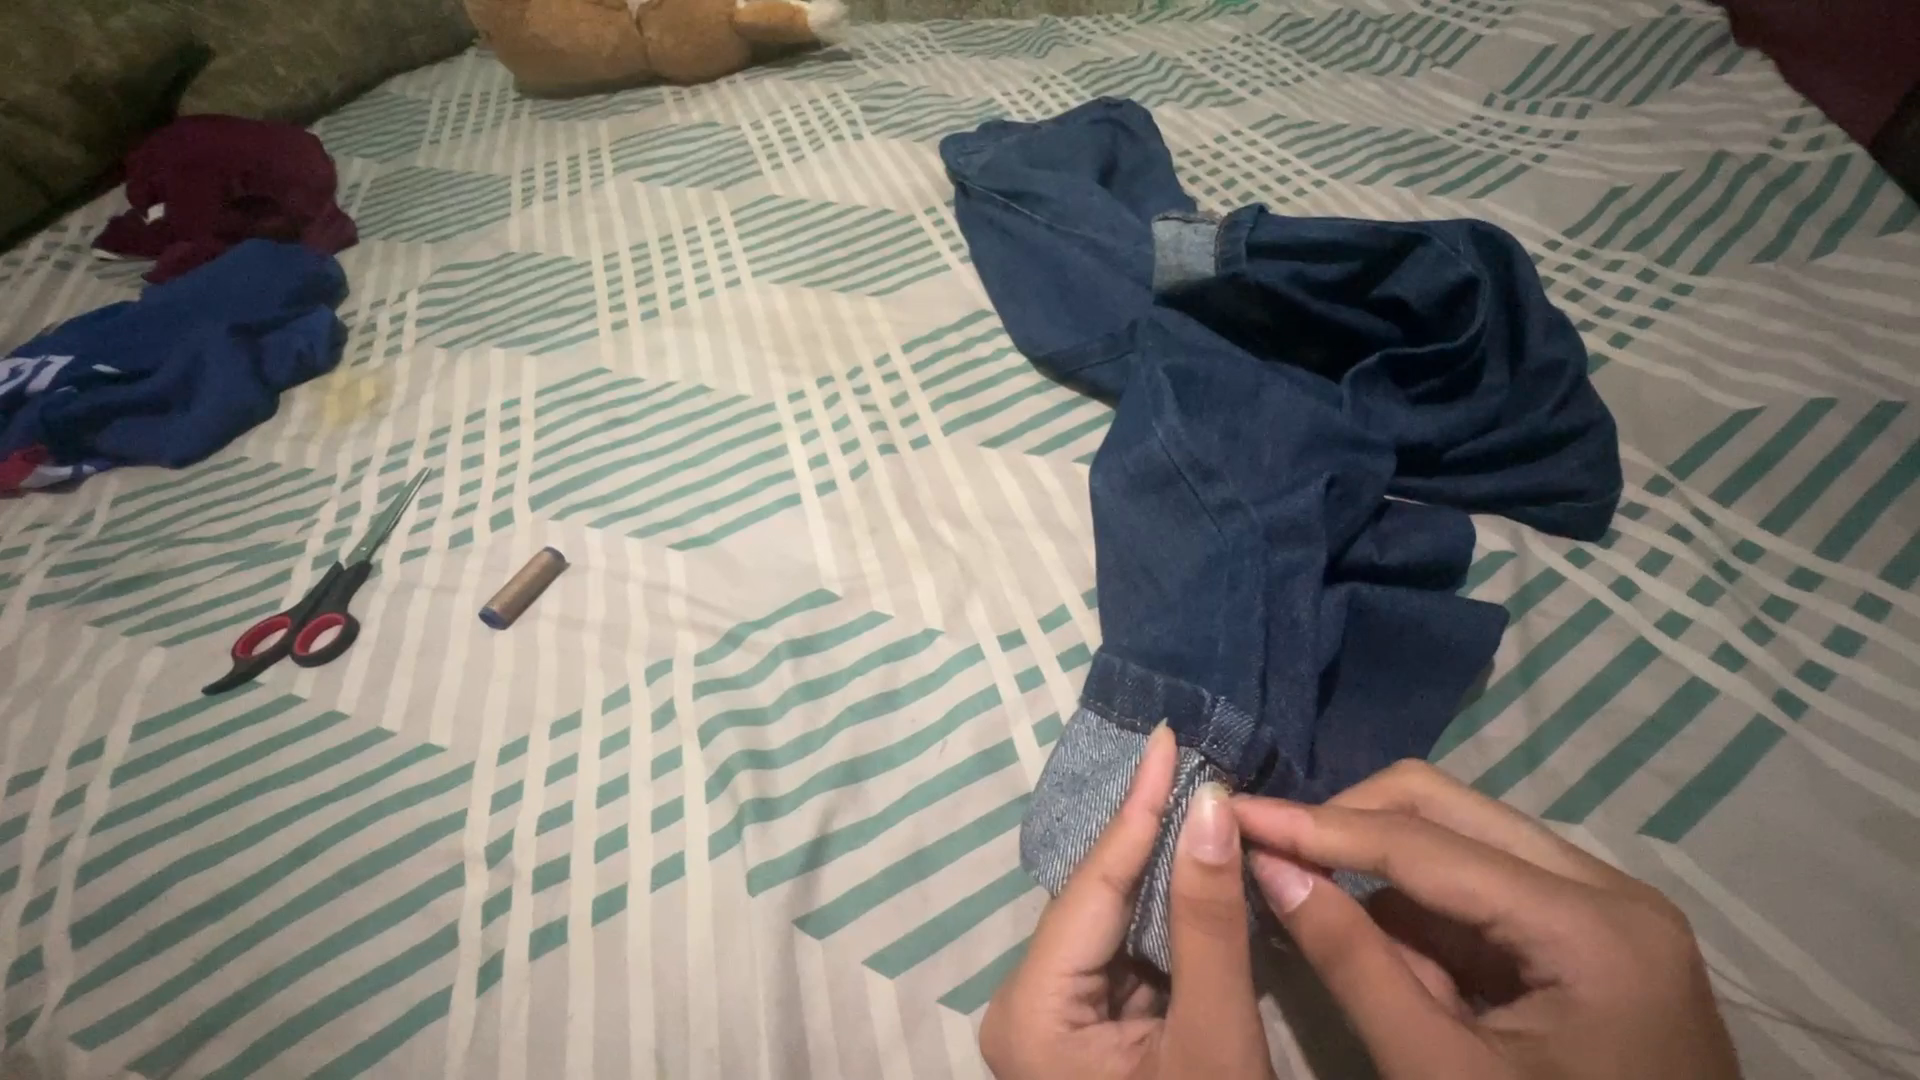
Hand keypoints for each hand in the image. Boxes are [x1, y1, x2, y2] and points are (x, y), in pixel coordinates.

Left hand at [981, 725, 1273, 1079]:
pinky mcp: (1082, 1028)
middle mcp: (1026, 1004)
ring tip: (1196, 801)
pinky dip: (1163, 919)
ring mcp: (1052, 1017)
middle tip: (1190, 765)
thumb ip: (1206, 922)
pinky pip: (1124, 953)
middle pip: (1098, 900)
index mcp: (1033, 1010)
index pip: (1093, 884)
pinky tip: (1192, 872)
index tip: (1161, 739)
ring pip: (1113, 922)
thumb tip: (1209, 808)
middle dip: (1149, 834)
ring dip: (1159, 870)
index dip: (1136, 807)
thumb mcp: (1214, 1041)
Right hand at [1235, 760, 1740, 1079]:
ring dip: (1383, 879)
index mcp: (1592, 929)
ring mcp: (1600, 909)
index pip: (1419, 842)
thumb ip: (1350, 960)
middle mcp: (1606, 892)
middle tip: (1275, 853)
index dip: (1315, 826)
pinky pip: (1471, 886)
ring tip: (1355, 952)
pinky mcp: (1582, 933)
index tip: (1233, 810)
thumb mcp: (1438, 1075)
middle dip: (1348, 828)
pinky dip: (1418, 916)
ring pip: (1452, 837)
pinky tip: (1415, 981)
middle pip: (1441, 806)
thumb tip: (1265, 862)